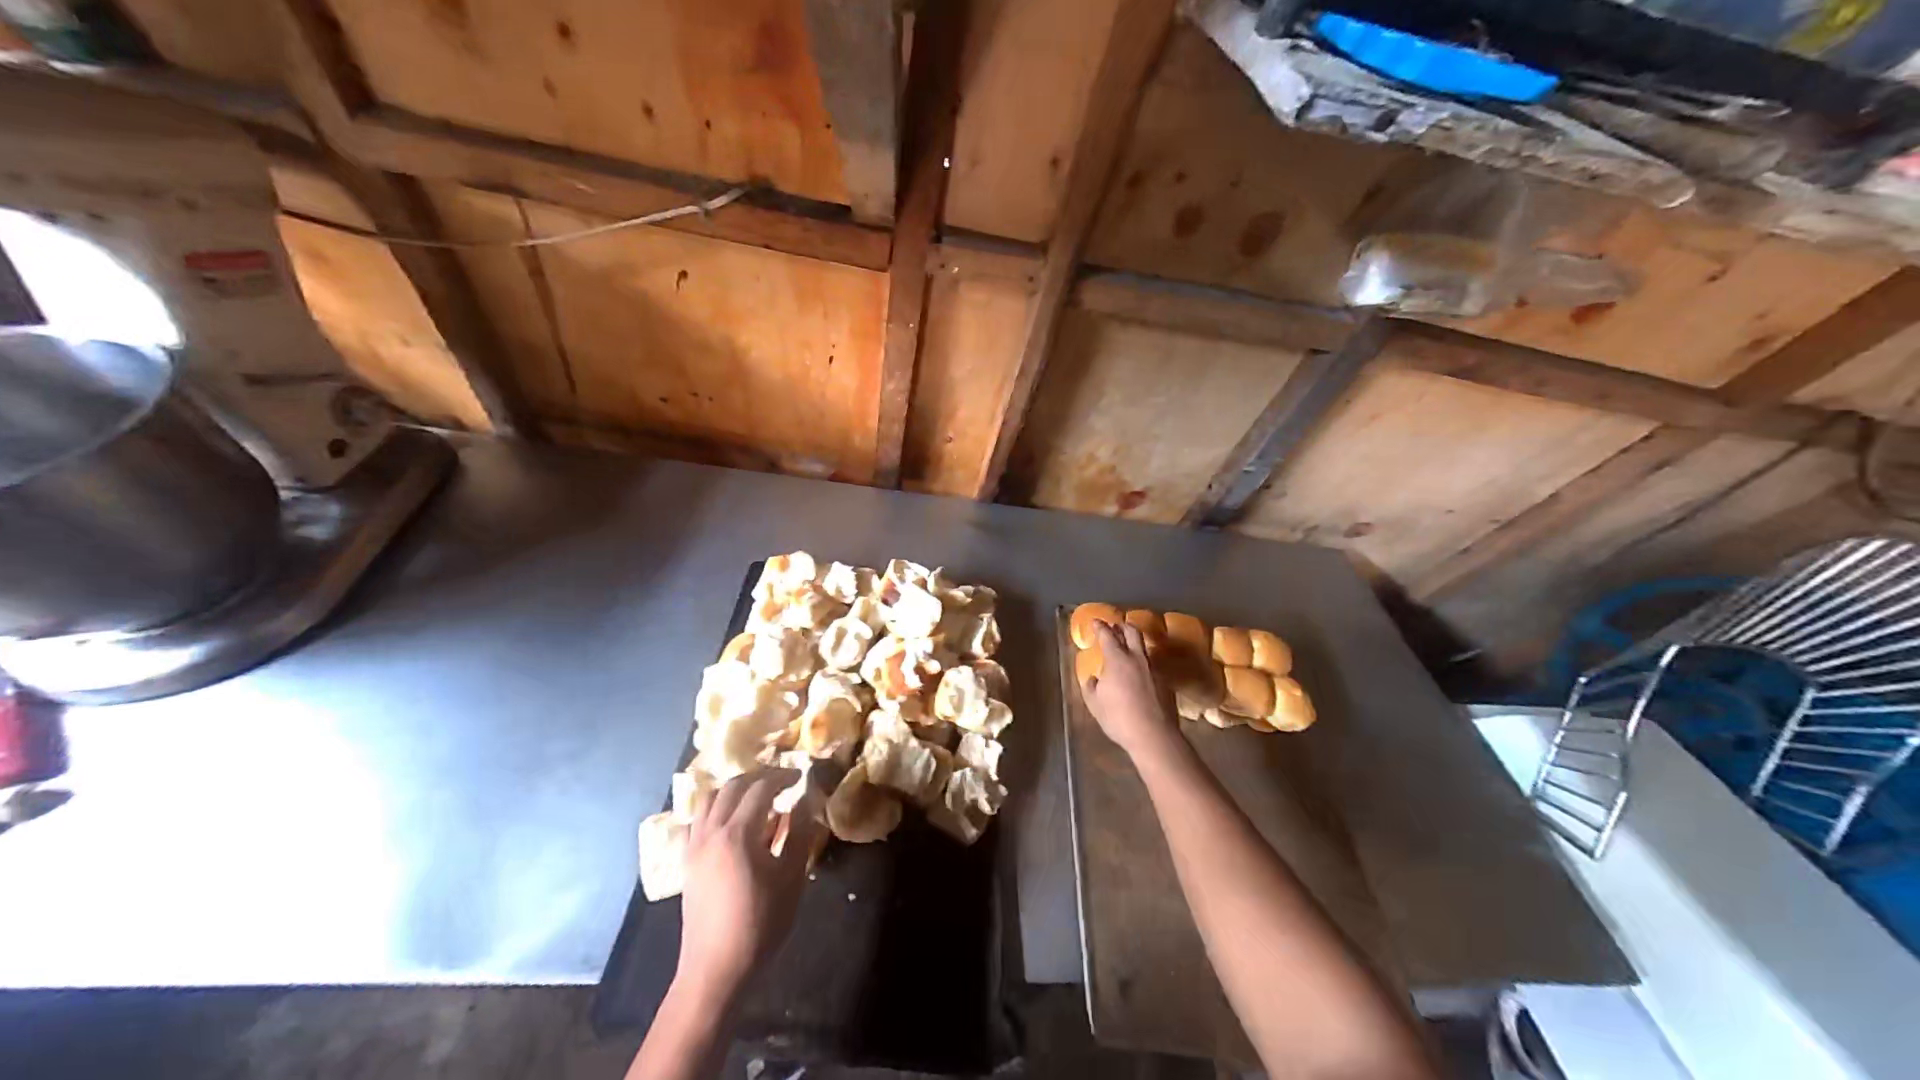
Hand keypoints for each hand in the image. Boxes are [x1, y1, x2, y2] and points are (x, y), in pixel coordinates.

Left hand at [675, 768, 820, 1002]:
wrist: (716, 968)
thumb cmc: (760, 923)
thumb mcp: (791, 877)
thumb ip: (799, 833)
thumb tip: (804, 800)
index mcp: (738, 833)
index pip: (760, 788)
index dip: (782, 776)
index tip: (799, 776)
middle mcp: (711, 832)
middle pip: (732, 787)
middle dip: (758, 777)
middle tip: (781, 780)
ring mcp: (694, 846)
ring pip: (710, 799)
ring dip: (734, 789)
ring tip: (756, 796)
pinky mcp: (687, 862)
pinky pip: (698, 820)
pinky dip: (716, 809)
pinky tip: (731, 823)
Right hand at [1081, 620, 1185, 766]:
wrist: (1153, 734)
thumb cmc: (1118, 717)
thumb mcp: (1095, 703)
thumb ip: (1091, 687)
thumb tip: (1092, 679)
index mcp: (1117, 659)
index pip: (1107, 635)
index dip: (1100, 627)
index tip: (1095, 622)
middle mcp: (1137, 659)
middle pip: (1132, 632)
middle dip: (1122, 626)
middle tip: (1115, 626)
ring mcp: (1153, 669)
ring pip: (1143, 647)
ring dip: (1134, 641)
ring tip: (1126, 645)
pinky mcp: (1163, 682)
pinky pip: (1149, 664)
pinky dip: (1140, 661)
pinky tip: (1137, 671)